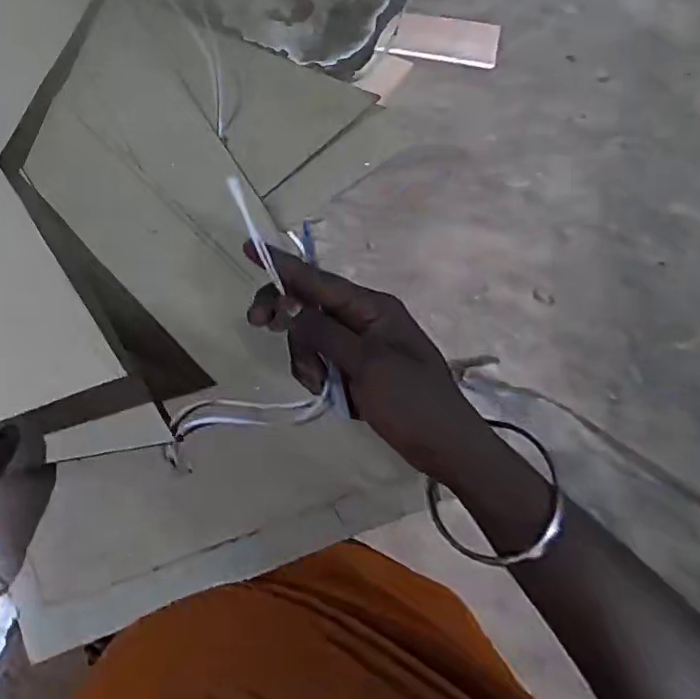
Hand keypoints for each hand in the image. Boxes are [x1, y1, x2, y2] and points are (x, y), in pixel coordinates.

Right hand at [244, 245, 492, 483]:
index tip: (249, 246)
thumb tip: (287, 303)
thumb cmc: (414, 404)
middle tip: (257, 325)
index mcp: (373, 308)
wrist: (450, 452)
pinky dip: (314, 373)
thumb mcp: (367, 365)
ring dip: (304, 358)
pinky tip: (328, 392)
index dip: (282, 264)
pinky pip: (316, 357)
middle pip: (306, 305)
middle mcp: (363, 318)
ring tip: (322, 386)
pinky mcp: (354, 366)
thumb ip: (323, 331)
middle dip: (285, 318)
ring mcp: (358, 343)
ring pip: (307, 335)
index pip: (317, 280)